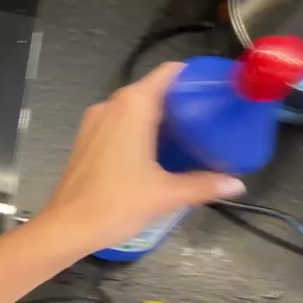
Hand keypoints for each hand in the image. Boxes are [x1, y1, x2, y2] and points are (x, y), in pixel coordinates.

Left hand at [37, 63, 245, 252]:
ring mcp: (93, 123)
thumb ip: (204, 184)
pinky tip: (157, 155)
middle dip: (181, 104)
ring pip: (134, 110)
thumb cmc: (116, 204)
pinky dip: (139, 133)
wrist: (65, 229)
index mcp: (132, 105)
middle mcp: (111, 106)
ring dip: (160, 121)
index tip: (217, 94)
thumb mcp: (166, 194)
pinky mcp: (85, 142)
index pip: (170, 73)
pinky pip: (119, 126)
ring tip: (189, 139)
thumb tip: (237, 184)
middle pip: (153, 91)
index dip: (196, 79)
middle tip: (210, 122)